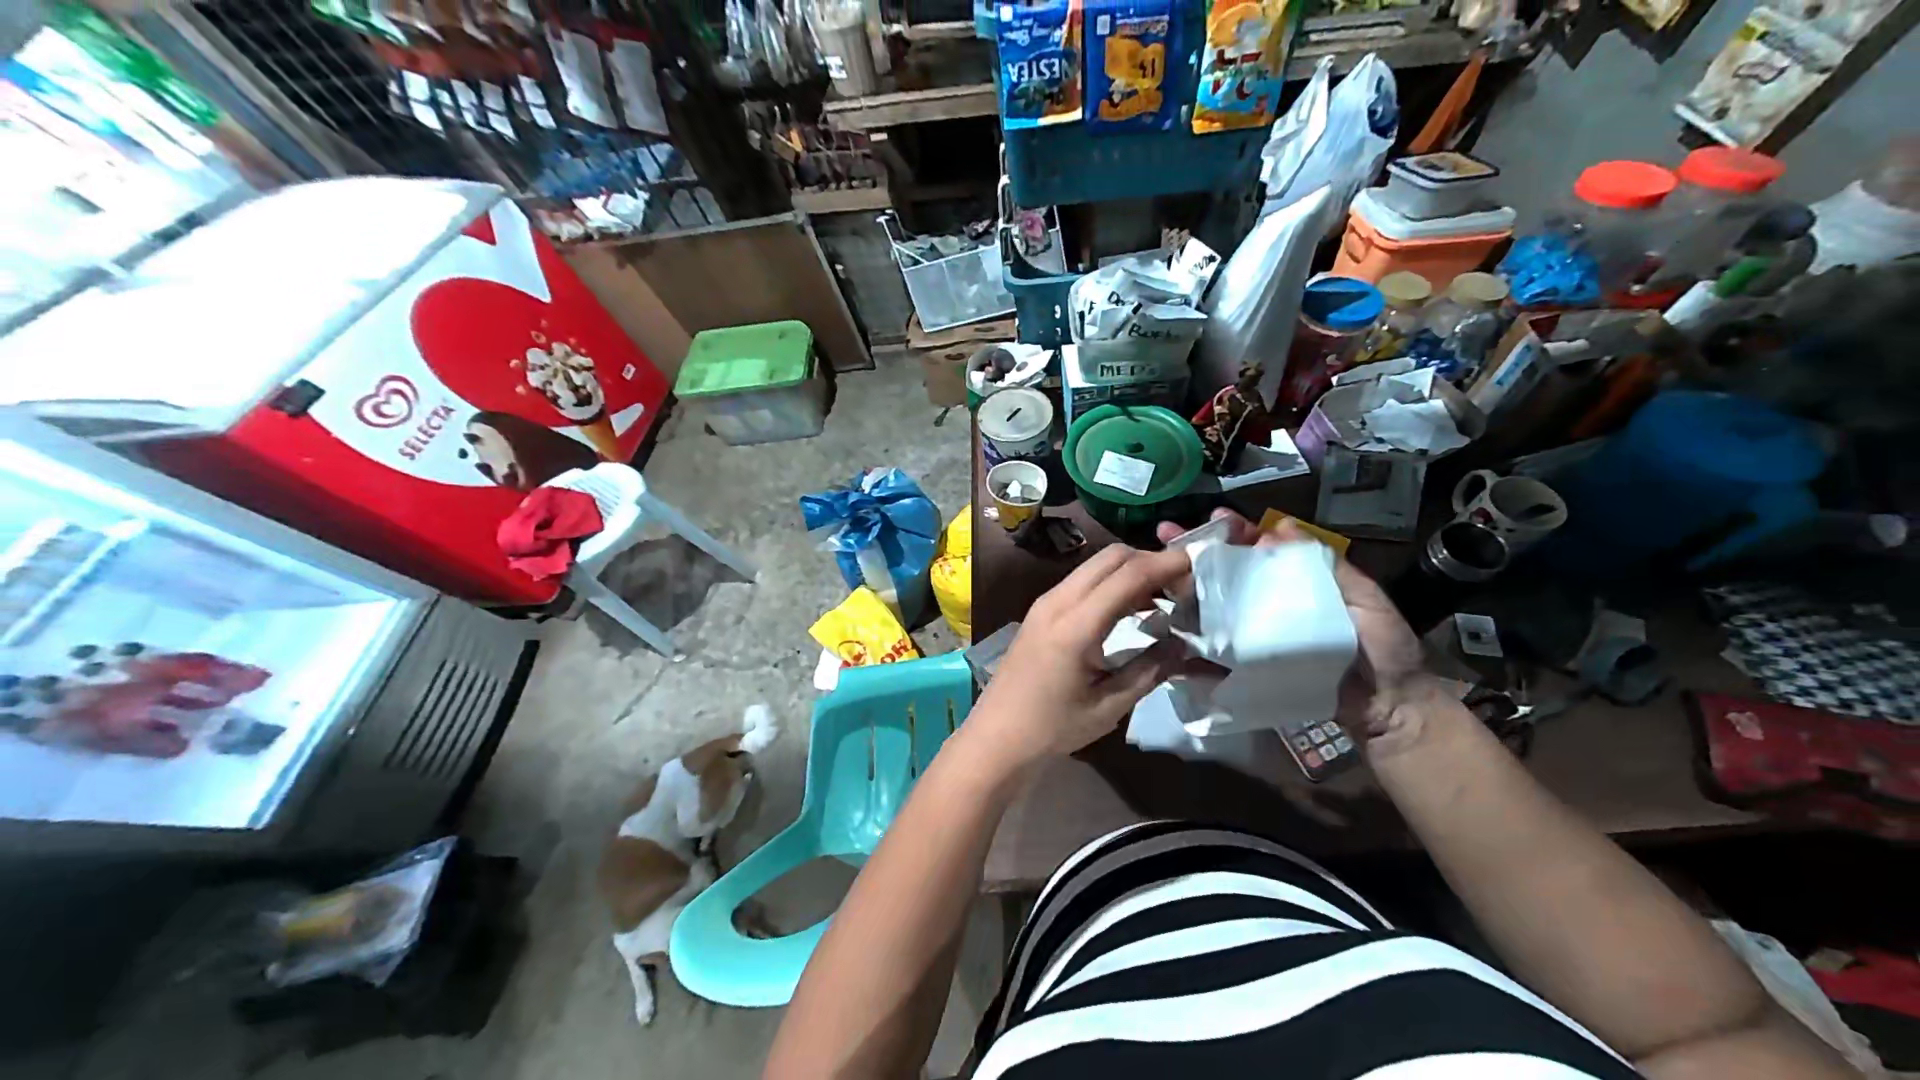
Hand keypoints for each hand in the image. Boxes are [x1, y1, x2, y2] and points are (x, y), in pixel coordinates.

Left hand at [964, 545, 1192, 775]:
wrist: (996, 737)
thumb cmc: (1052, 728)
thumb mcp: (1108, 706)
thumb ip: (1149, 670)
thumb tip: (1184, 645)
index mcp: (1075, 624)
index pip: (1128, 574)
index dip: (1167, 565)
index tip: (1199, 572)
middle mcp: (1058, 602)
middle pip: (1112, 557)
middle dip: (1151, 562)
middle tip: (1182, 589)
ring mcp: (1046, 603)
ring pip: (1096, 566)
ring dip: (1131, 571)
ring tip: (1164, 599)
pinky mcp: (1041, 611)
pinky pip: (1082, 581)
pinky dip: (1112, 583)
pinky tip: (1132, 609)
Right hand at [1155, 509, 1427, 738]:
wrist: (1389, 707)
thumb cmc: (1382, 647)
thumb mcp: (1363, 597)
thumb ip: (1325, 565)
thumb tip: (1280, 527)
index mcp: (1291, 582)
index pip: (1256, 549)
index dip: (1234, 532)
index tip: (1213, 518)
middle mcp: (1264, 605)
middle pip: (1222, 574)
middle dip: (1192, 553)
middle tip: (1164, 535)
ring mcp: (1252, 637)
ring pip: (1209, 609)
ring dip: (1180, 592)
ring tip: (1154, 578)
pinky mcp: (1245, 669)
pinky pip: (1210, 656)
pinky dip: (1185, 646)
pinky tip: (1161, 632)